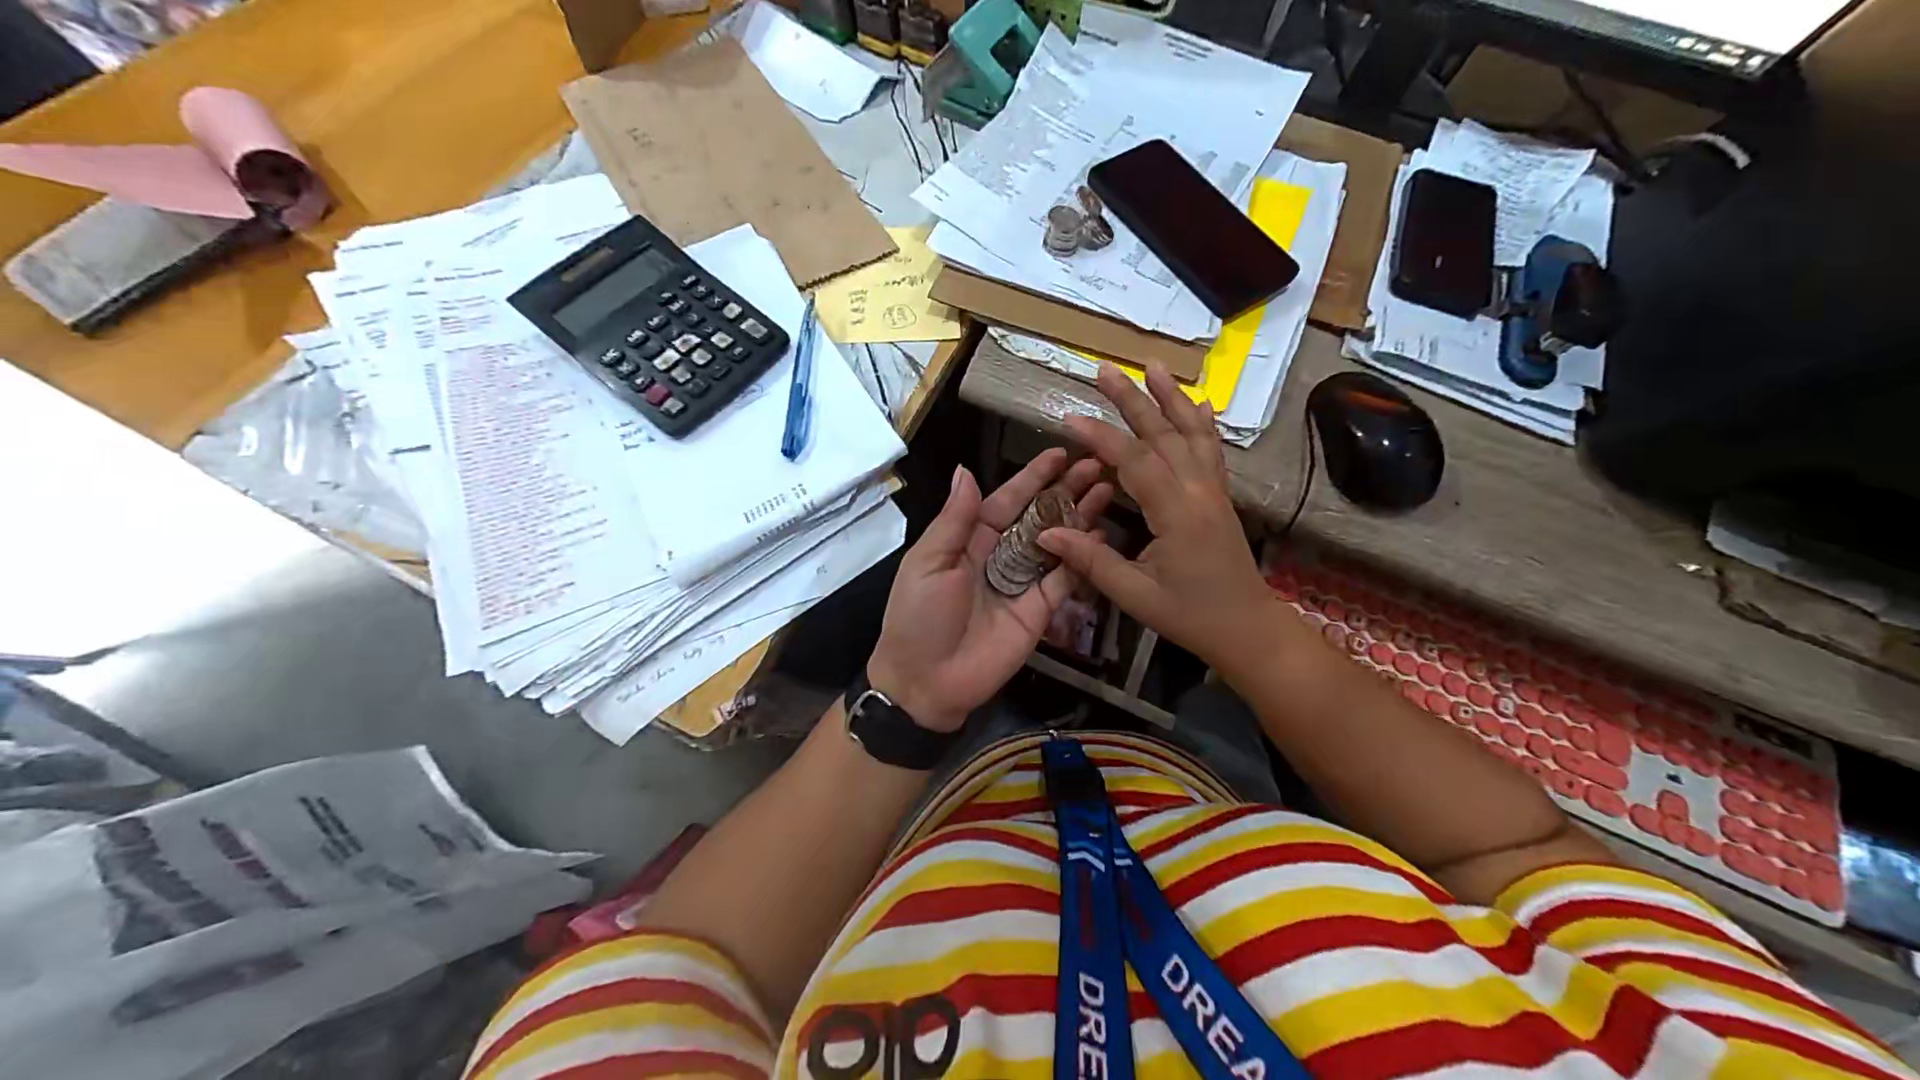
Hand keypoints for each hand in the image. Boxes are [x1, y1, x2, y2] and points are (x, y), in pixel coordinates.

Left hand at [867, 449, 1112, 732]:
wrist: (926, 681)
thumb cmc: (918, 616)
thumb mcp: (928, 562)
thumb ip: (954, 520)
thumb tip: (965, 470)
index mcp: (970, 538)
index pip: (1007, 499)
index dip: (1032, 476)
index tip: (1059, 453)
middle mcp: (1001, 554)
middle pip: (1038, 515)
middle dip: (1065, 490)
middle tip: (1096, 465)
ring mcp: (1023, 582)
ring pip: (1057, 542)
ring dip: (1080, 517)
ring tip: (1107, 490)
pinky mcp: (1040, 609)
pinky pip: (1064, 578)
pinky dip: (1082, 558)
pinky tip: (1101, 535)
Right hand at [1039, 363, 1281, 677]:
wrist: (1247, 628)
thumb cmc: (1190, 615)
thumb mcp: (1135, 594)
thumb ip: (1091, 561)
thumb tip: (1047, 533)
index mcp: (1176, 513)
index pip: (1134, 461)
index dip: (1100, 436)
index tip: (1069, 417)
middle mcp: (1198, 491)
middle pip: (1164, 434)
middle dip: (1133, 400)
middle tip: (1105, 370)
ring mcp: (1213, 490)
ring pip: (1193, 433)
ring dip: (1172, 398)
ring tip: (1155, 366)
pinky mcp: (1219, 497)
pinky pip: (1211, 449)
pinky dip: (1202, 423)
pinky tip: (1198, 403)